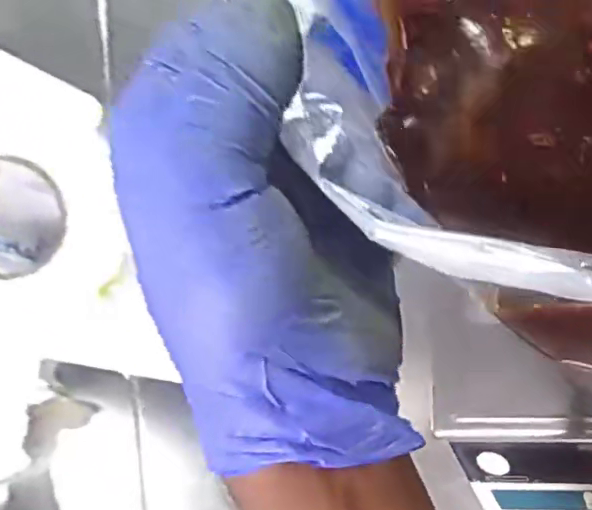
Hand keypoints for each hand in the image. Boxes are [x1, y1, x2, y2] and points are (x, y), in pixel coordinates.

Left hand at [109, 0, 422, 476]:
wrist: (309, 390)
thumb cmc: (237, 291)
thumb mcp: (197, 179)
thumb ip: (220, 85)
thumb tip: (274, 10)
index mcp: (176, 130)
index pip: (220, 40)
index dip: (270, 18)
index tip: (339, 14)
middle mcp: (239, 154)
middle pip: (284, 76)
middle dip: (329, 58)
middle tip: (381, 44)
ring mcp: (305, 194)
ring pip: (335, 121)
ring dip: (368, 106)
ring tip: (405, 85)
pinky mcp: (360, 228)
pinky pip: (375, 171)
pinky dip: (394, 154)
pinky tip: (415, 141)